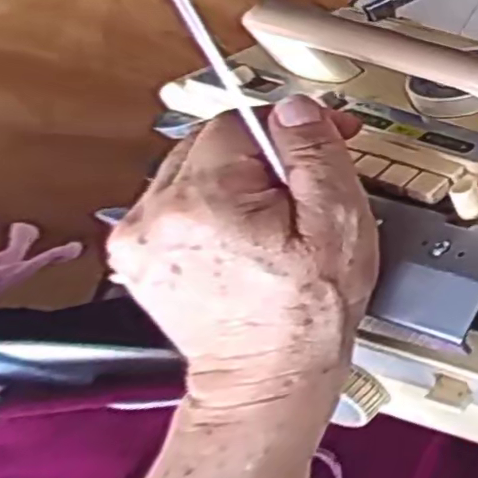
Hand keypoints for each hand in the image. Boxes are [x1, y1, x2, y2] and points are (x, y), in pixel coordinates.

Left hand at [108, 95, 376, 415]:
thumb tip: (297, 110)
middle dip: (269, 145)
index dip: (293, 121)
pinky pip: (182, 201)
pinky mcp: (140, 257)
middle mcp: (151, 217)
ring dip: (245, 172)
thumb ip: (315, 155)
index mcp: (201, 202)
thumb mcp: (339, 216)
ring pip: (195, 170)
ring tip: (291, 202)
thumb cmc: (312, 299)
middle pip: (210, 142)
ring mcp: (138, 240)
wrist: (272, 367)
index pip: (238, 122)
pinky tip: (259, 223)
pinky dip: (223, 199)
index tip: (331, 132)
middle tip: (318, 166)